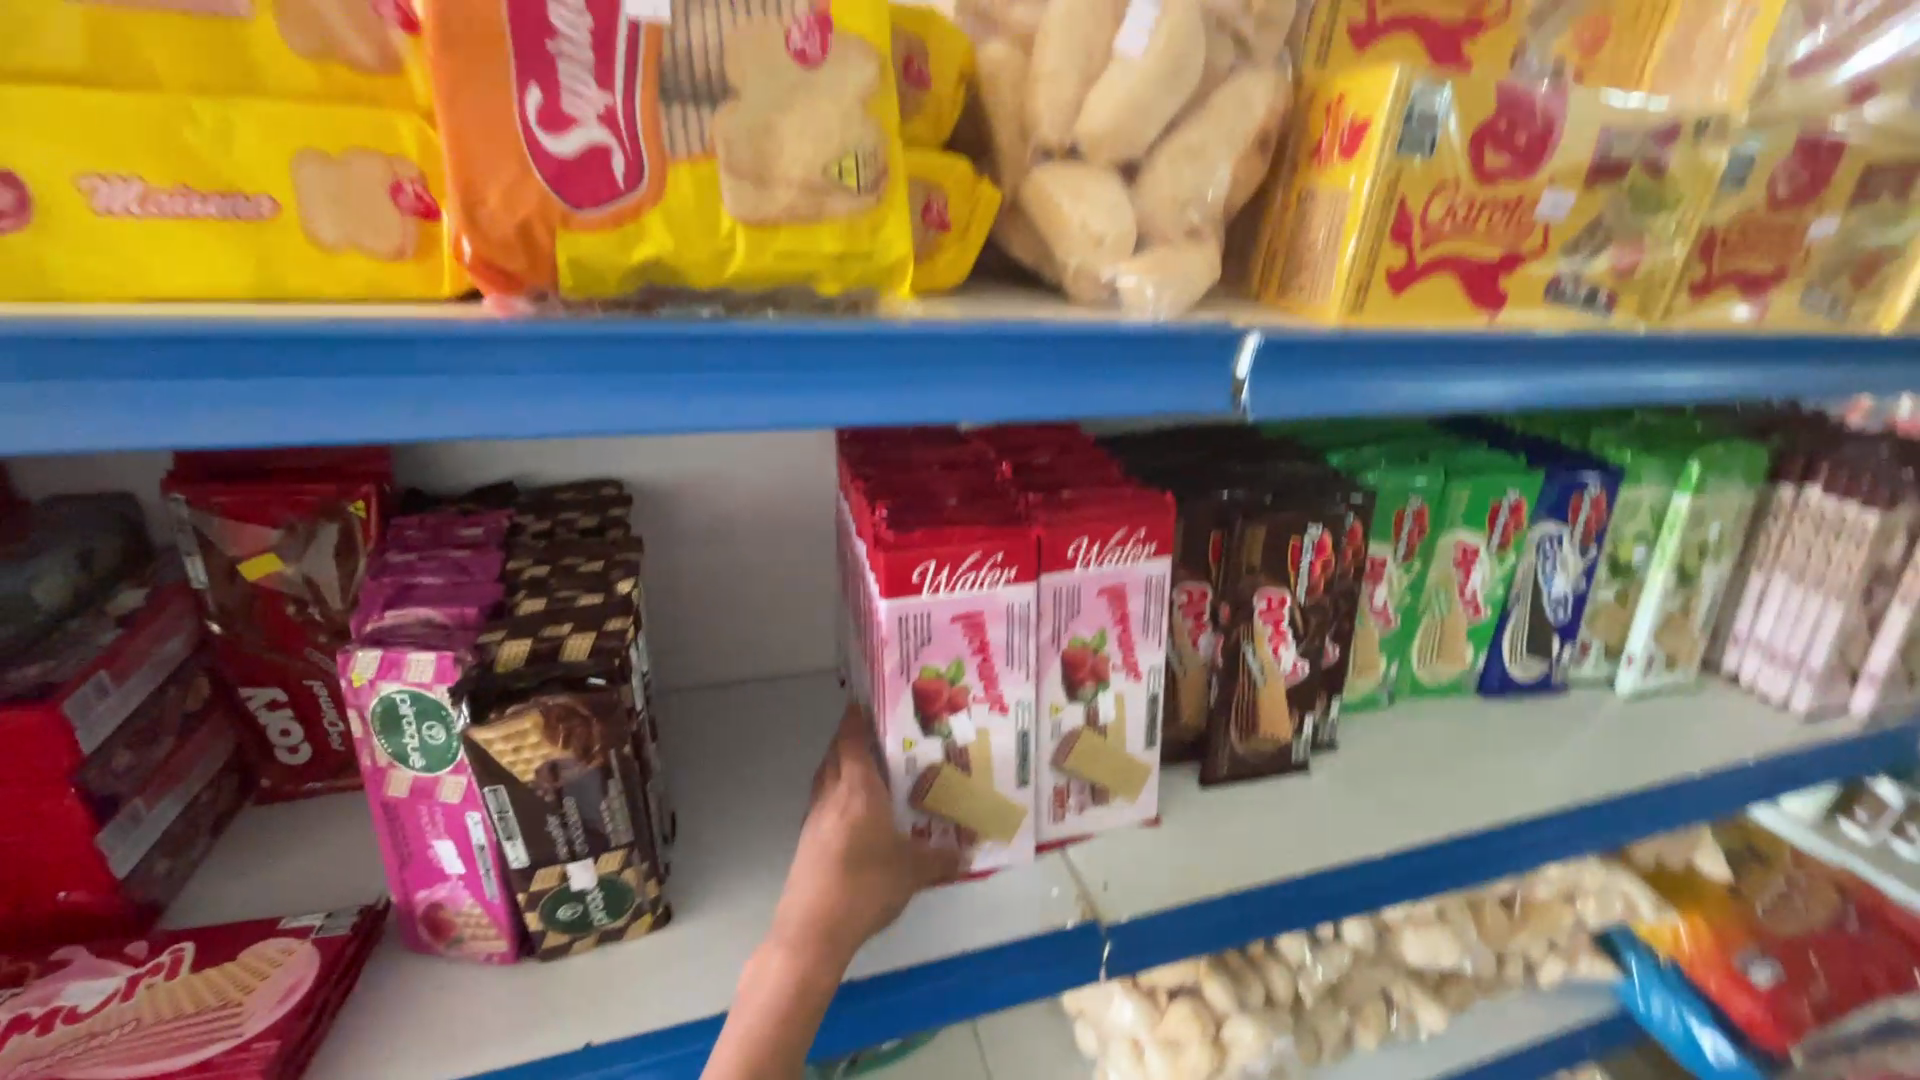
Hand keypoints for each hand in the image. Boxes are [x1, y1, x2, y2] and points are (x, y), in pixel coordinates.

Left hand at [769, 703, 962, 968]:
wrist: (812, 930)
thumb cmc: (865, 886)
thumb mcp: (913, 872)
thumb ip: (941, 858)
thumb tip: (969, 852)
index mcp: (857, 788)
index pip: (852, 737)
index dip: (858, 716)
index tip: (871, 701)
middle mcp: (832, 793)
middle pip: (836, 751)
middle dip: (853, 737)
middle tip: (881, 734)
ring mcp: (815, 817)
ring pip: (827, 776)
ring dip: (843, 764)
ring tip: (871, 768)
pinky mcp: (808, 840)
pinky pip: (824, 802)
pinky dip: (839, 794)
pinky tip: (858, 813)